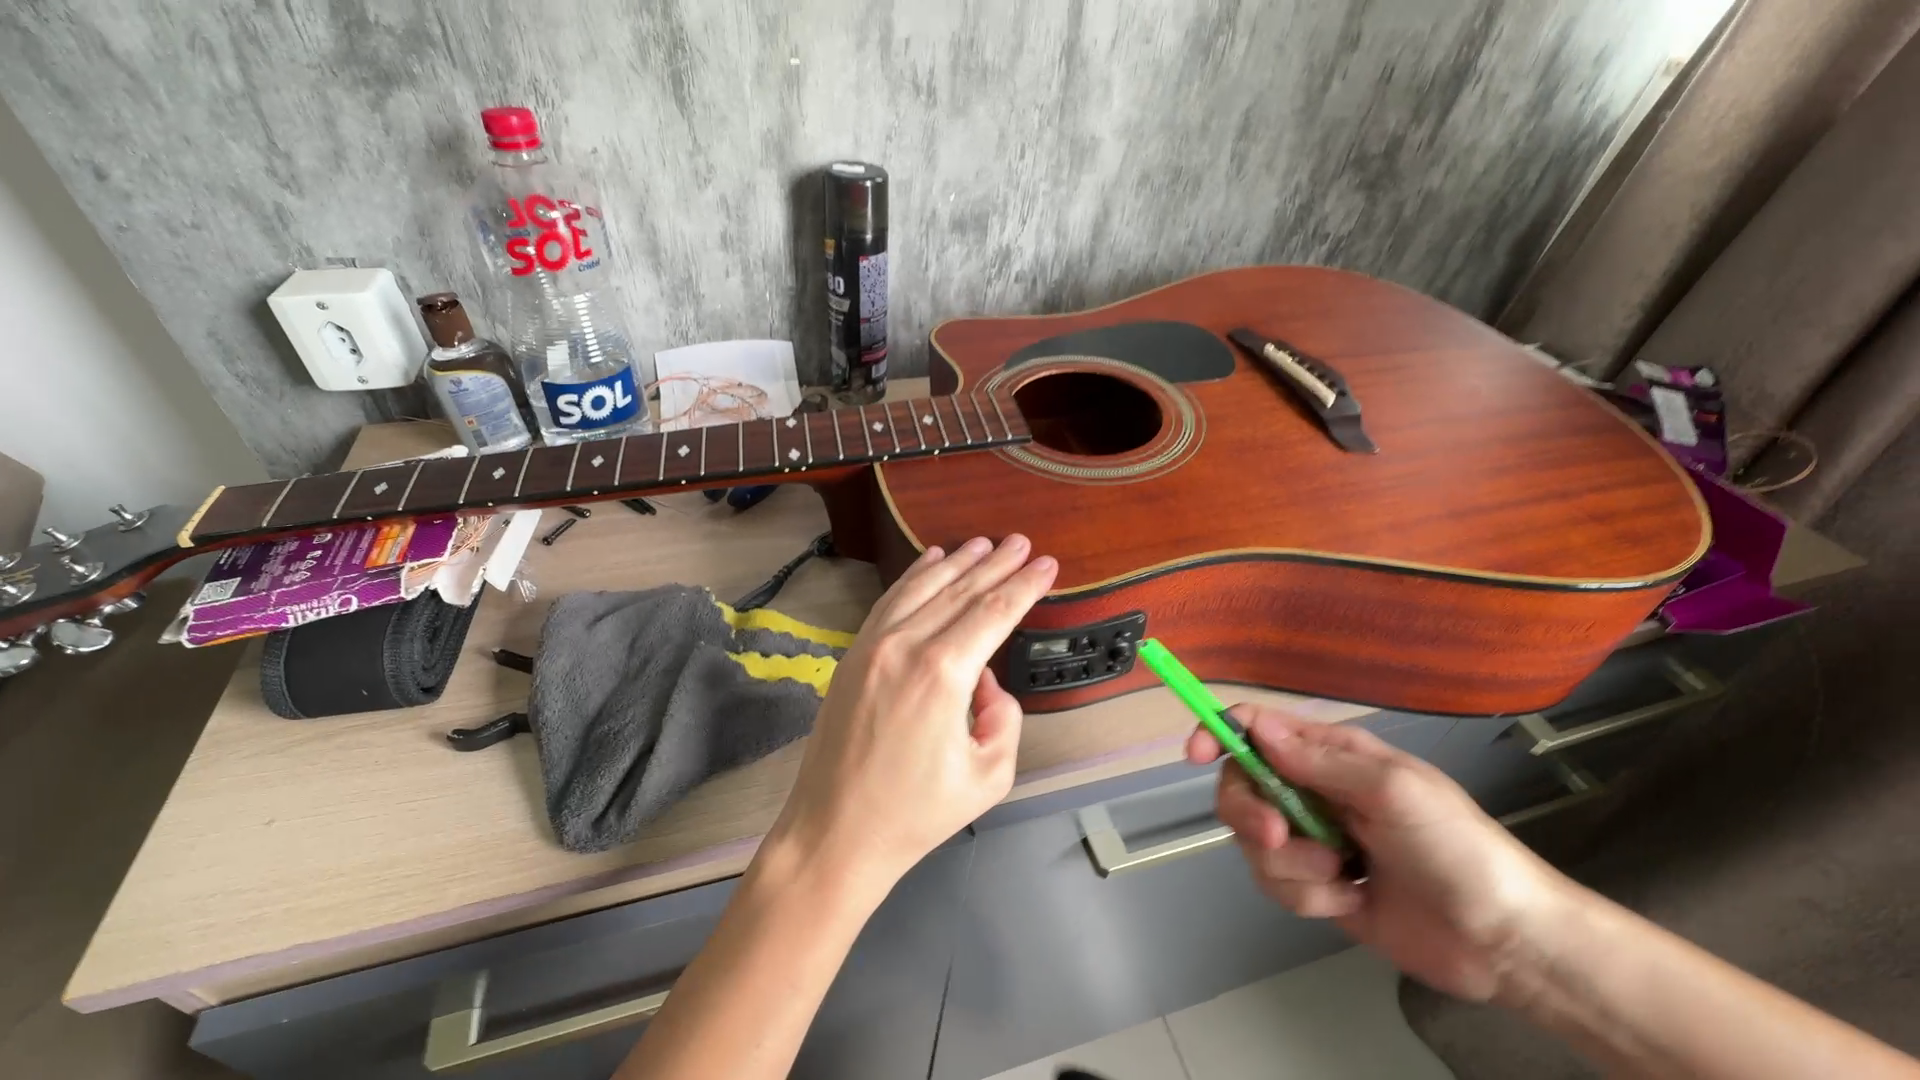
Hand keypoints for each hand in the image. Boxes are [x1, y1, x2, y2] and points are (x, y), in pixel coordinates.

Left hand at [769, 535, 1057, 893]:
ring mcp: (871, 647)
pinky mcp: (852, 656)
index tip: (1047, 564)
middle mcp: (905, 647)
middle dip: (997, 564)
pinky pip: (888, 602)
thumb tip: (987, 682)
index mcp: (942, 674)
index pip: (994, 612)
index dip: (1025, 585)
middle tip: (1023, 542)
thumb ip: (1004, 717)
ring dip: (956, 562)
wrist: (835, 831)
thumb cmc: (914, 814)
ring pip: (922, 587)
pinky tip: (930, 563)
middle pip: (960, 590)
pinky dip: (913, 578)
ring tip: (983, 543)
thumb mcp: (989, 775)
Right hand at [1187, 707, 1573, 1002]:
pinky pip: (1276, 884)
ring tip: (1342, 876)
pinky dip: (1306, 896)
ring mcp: (1314, 841)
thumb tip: (1254, 726)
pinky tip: (1348, 900)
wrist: (1502, 940)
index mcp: (1334, 756)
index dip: (1221, 734)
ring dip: (1292, 866)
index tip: (1196, 755)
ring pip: (1255, 842)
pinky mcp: (1316, 887)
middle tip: (1278, 836)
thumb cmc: (1456, 847)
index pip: (1259, 729)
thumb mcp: (1392, 791)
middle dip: (1251, 815)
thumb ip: (1318, 761)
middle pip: (1241, 788)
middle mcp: (1314, 791)